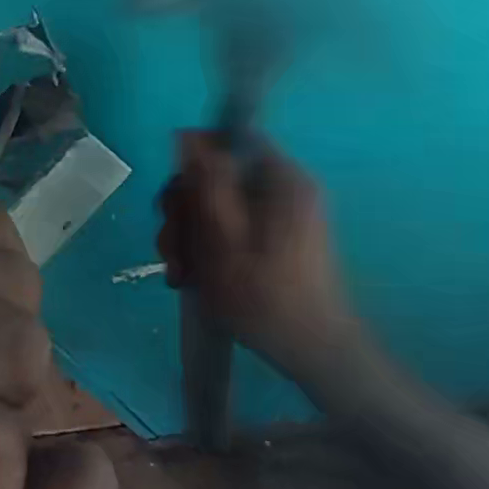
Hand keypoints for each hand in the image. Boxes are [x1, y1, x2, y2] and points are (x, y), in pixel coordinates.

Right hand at [156, 132, 350, 359]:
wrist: (314, 352)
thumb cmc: (263, 298)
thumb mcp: (222, 236)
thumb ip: (206, 181)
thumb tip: (186, 135)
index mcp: (279, 176)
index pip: (226, 139)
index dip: (191, 162)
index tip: (174, 203)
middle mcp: (283, 185)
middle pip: (216, 173)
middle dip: (185, 210)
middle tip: (173, 251)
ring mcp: (282, 210)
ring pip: (218, 201)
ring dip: (190, 233)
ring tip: (180, 272)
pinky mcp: (278, 234)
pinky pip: (233, 223)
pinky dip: (209, 245)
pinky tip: (194, 276)